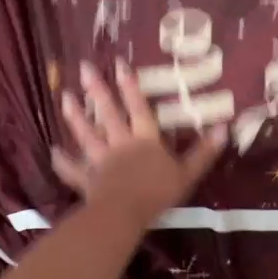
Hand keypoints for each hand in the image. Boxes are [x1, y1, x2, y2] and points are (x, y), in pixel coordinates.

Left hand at [54, 59, 228, 229]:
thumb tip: (224, 128)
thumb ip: (204, 151)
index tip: (118, 62)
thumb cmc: (157, 193)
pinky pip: (73, 169)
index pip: (138, 106)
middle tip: (84, 67)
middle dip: (97, 89)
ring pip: (87, 134)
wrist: (123, 215)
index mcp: (145, 139)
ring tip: (65, 96)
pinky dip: (63, 161)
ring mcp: (101, 161)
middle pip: (108, 113)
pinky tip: (53, 152)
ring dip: (76, 116)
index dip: (129, 85)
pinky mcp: (87, 180)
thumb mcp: (188, 173)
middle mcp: (121, 143)